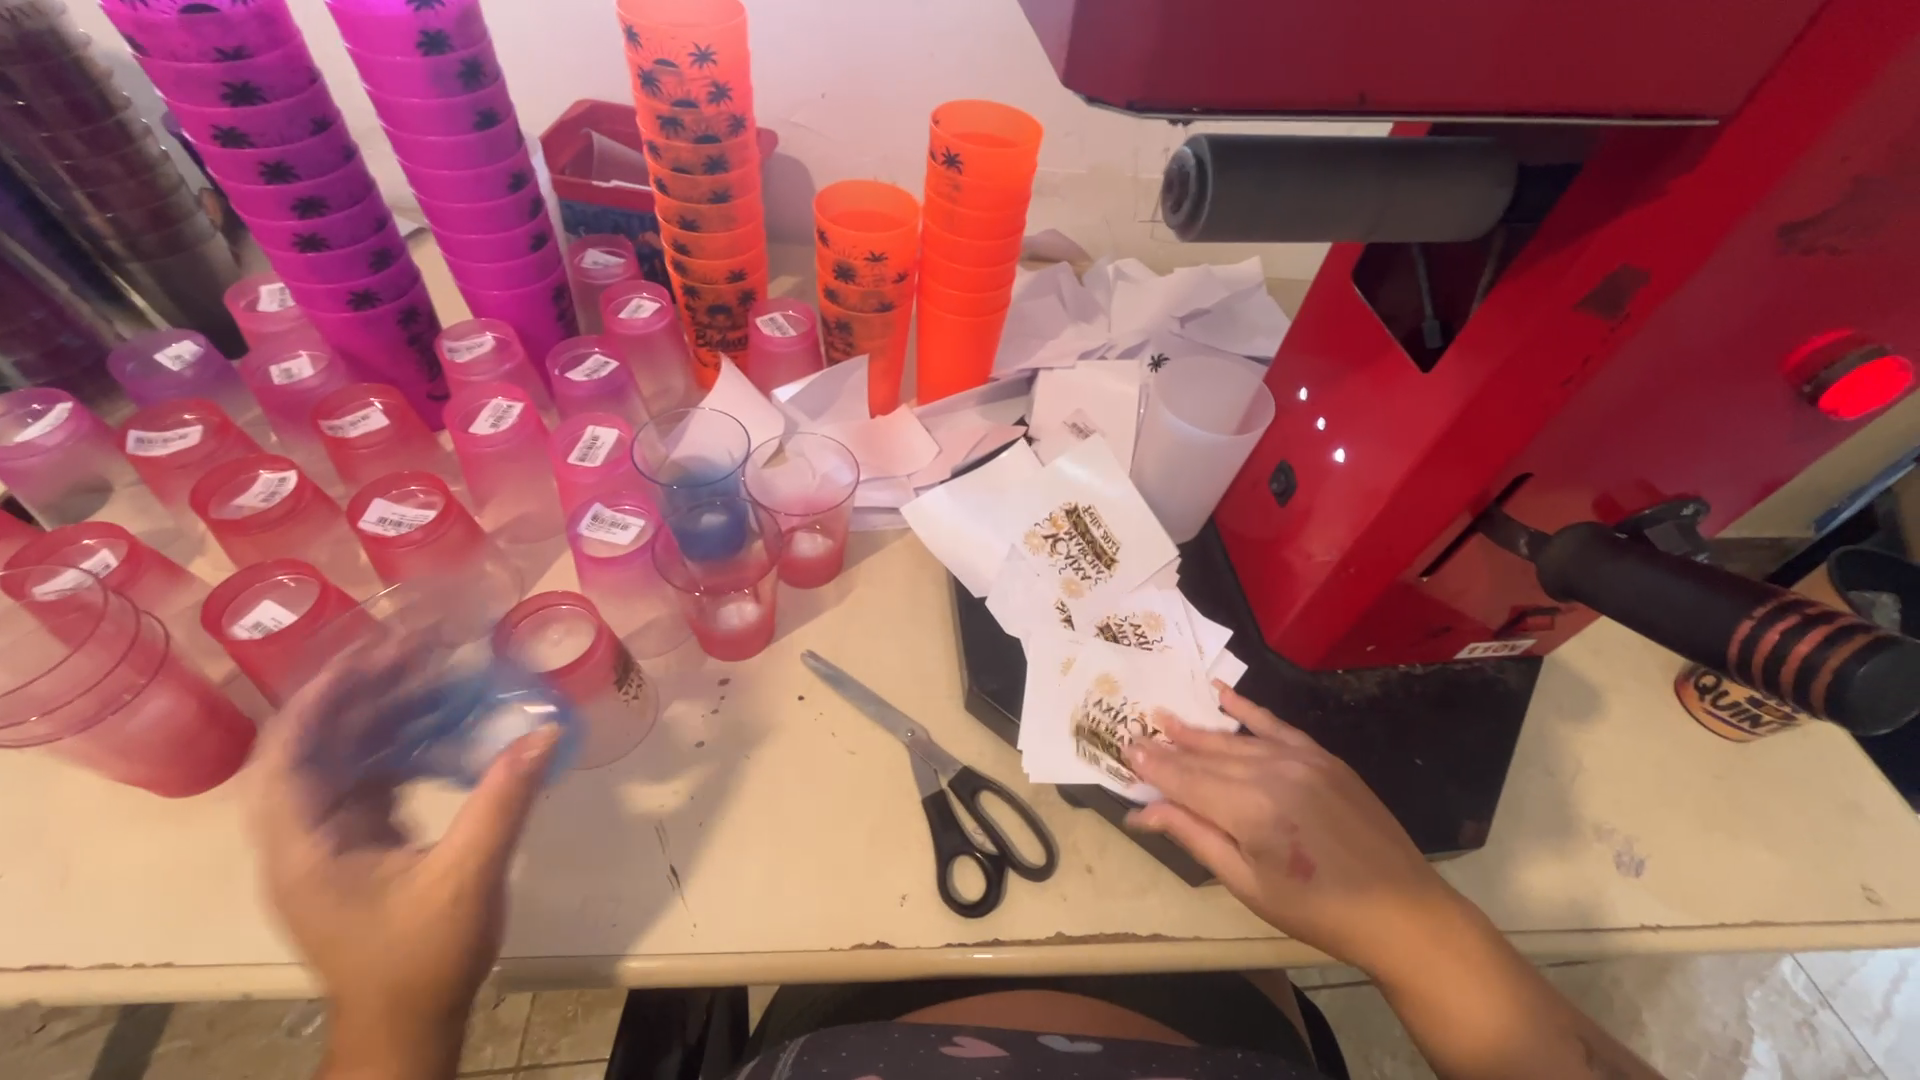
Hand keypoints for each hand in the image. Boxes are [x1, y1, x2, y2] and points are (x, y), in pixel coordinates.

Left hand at [250, 642, 559, 1077]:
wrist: (407, 1025)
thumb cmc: (423, 958)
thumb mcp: (468, 877)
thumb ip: (504, 800)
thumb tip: (546, 730)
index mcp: (302, 846)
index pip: (287, 754)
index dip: (323, 697)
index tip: (373, 653)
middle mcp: (301, 838)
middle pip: (318, 747)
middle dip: (366, 695)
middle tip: (422, 653)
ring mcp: (327, 844)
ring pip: (345, 761)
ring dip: (388, 719)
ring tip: (438, 680)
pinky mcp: (356, 848)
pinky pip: (372, 782)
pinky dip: (404, 750)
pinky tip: (447, 733)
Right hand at [1125, 685, 1464, 978]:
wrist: (1403, 912)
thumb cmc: (1317, 911)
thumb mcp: (1247, 884)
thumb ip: (1194, 837)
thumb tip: (1143, 812)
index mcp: (1250, 810)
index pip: (1185, 780)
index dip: (1152, 766)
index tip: (1122, 748)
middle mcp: (1272, 773)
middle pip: (1206, 756)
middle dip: (1168, 747)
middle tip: (1136, 733)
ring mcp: (1301, 760)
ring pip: (1235, 741)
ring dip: (1197, 731)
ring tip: (1164, 717)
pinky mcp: (1324, 758)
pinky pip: (1277, 726)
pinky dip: (1248, 710)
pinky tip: (1223, 695)